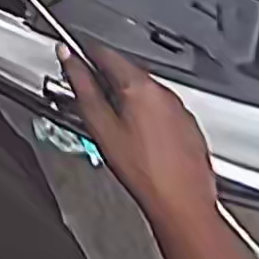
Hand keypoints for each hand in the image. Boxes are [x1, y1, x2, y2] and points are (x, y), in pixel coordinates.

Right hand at [61, 45, 219, 219]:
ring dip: (127, 96)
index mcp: (137, 85)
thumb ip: (82, 85)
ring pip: (144, 89)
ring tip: (116, 123)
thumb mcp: (100, 125)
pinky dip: (148, 113)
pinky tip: (141, 137)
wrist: (183, 207)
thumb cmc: (143, 171)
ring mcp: (179, 107)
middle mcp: (162, 90)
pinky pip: (162, 107)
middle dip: (106, 79)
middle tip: (92, 99)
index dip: (85, 54)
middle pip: (125, 70)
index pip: (104, 52)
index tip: (75, 61)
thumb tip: (69, 57)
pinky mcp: (189, 124)